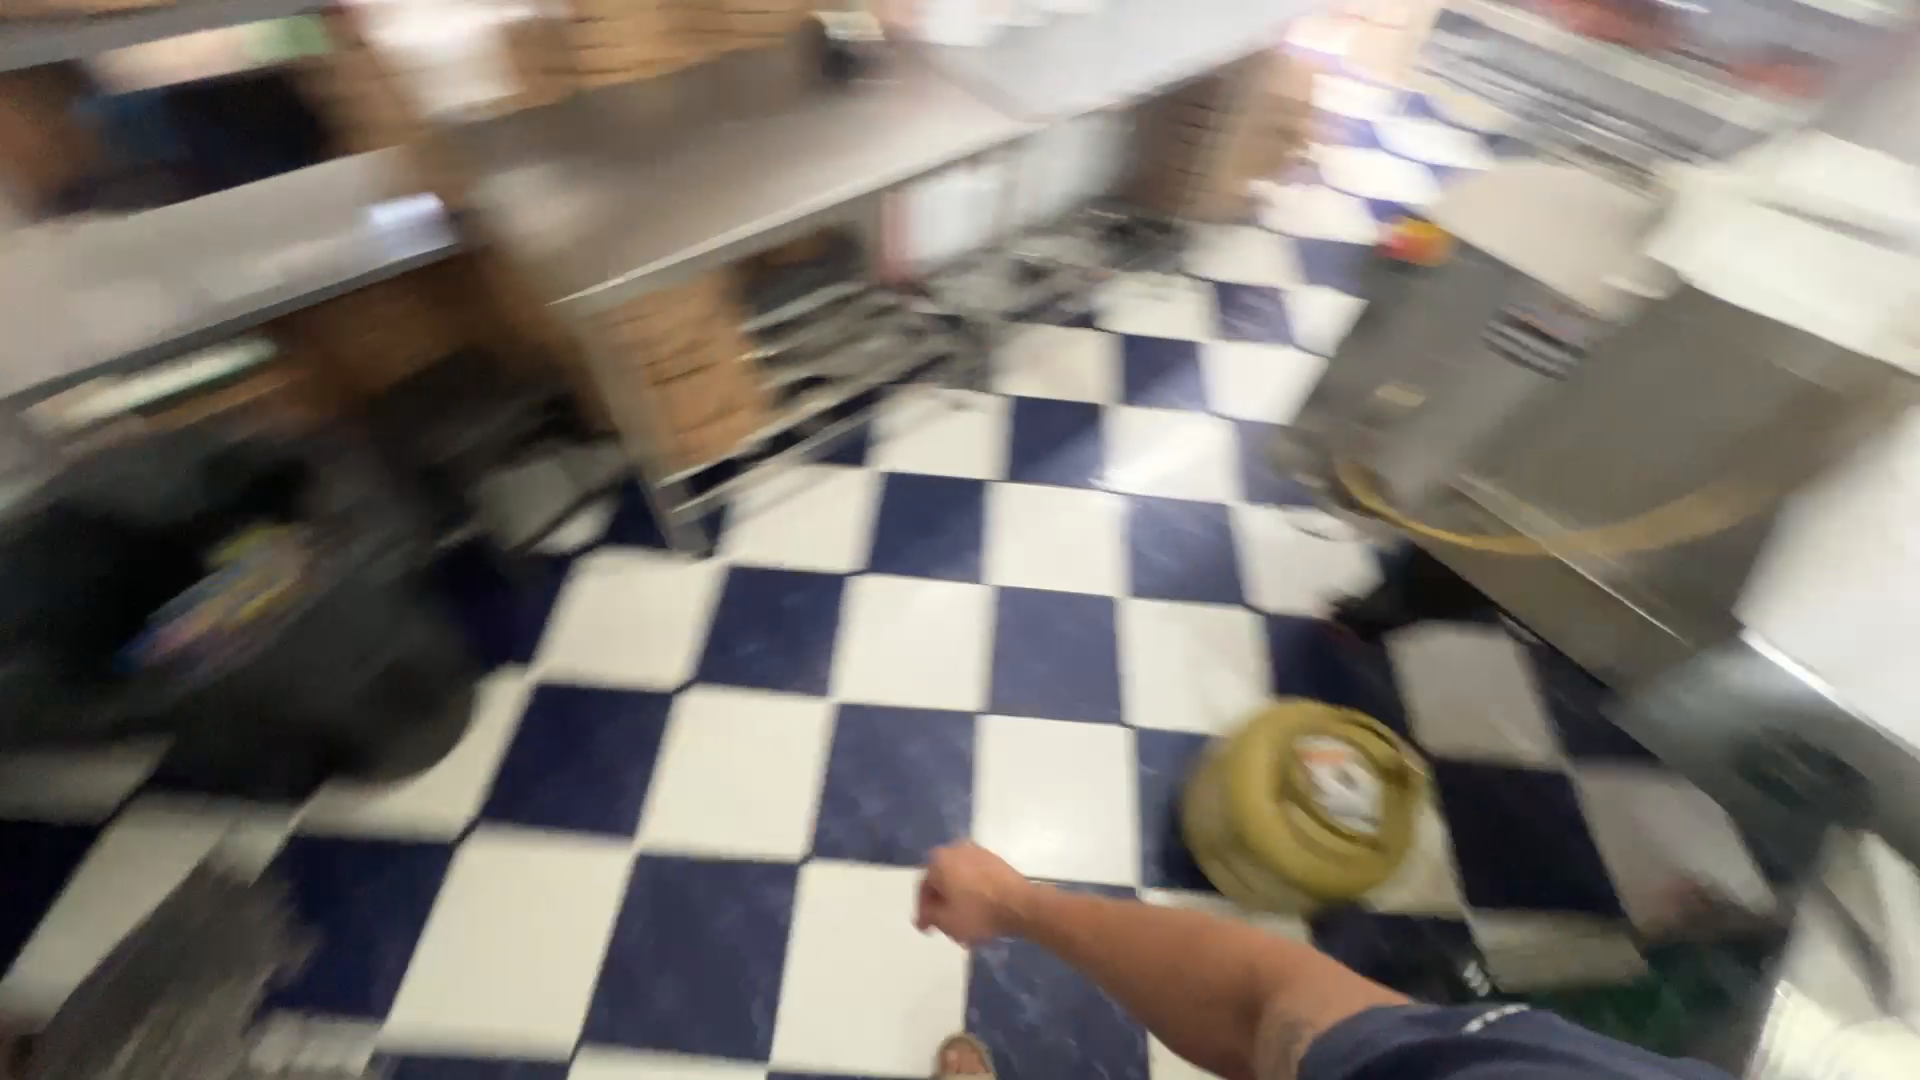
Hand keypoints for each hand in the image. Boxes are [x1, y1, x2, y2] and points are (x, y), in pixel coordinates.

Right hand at [915, 841, 1037, 946]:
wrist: (1020, 904)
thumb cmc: (978, 912)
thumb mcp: (945, 922)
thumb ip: (928, 916)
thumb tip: (923, 914)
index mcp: (939, 860)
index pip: (924, 887)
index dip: (925, 910)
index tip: (930, 928)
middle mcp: (955, 848)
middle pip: (941, 880)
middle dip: (942, 903)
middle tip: (947, 925)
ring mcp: (976, 851)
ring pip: (959, 878)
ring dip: (958, 898)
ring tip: (965, 922)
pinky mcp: (993, 858)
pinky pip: (974, 876)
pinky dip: (972, 891)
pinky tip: (979, 910)